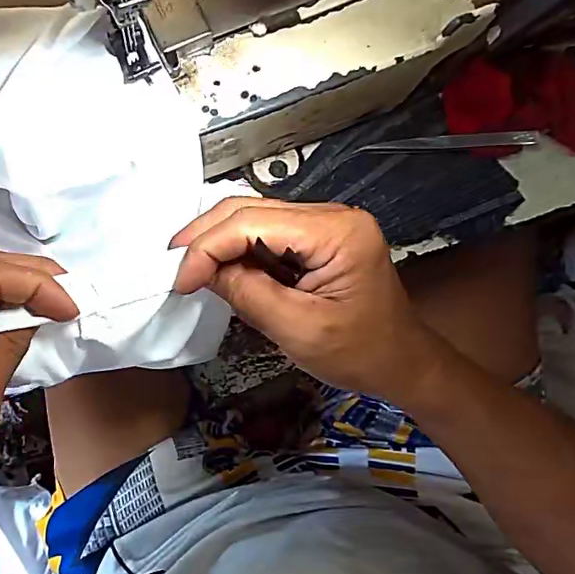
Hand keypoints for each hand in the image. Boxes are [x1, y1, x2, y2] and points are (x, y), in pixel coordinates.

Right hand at [171, 198, 440, 402]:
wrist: (401, 364)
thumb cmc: (359, 352)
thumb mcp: (297, 328)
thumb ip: (245, 292)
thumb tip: (199, 271)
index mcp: (336, 232)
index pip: (251, 223)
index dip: (206, 248)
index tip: (180, 281)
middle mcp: (329, 215)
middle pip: (246, 209)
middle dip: (203, 238)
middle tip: (172, 269)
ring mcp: (321, 224)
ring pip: (248, 217)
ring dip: (213, 242)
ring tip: (186, 269)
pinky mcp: (311, 238)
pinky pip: (259, 233)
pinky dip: (230, 250)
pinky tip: (213, 267)